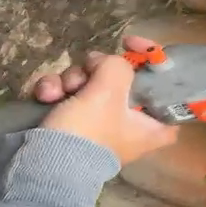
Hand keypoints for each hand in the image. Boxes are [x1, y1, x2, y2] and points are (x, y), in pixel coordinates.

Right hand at [32, 35, 179, 165]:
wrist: (40, 164)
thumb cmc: (85, 134)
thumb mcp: (106, 95)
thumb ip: (115, 67)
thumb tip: (103, 60)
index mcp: (157, 122)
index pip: (165, 81)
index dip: (147, 58)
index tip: (127, 42)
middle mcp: (130, 120)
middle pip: (117, 78)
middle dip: (91, 73)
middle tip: (79, 81)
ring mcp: (97, 120)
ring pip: (86, 82)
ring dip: (66, 81)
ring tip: (53, 94)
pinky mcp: (69, 120)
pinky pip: (65, 93)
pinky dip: (52, 91)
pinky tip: (42, 97)